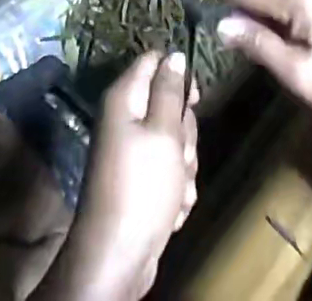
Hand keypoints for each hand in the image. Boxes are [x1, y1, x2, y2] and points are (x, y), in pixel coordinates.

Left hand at [41, 52, 198, 300]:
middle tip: (179, 151)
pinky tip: (173, 206)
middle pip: (168, 103)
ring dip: (184, 163)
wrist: (118, 257)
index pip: (153, 60)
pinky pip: (169, 169)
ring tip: (176, 186)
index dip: (177, 72)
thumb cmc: (142, 187)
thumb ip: (170, 91)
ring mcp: (132, 150)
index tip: (194, 96)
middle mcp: (124, 118)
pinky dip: (176, 186)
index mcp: (124, 98)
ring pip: (174, 139)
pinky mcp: (140, 179)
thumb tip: (174, 54)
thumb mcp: (163, 132)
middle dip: (184, 130)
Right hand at [218, 0, 311, 137]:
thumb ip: (256, 44)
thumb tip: (221, 25)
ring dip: (268, 26)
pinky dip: (284, 24)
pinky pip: (289, 4)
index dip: (232, 17)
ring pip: (273, 0)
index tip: (232, 47)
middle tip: (260, 58)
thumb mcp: (294, 71)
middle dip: (252, 22)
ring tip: (280, 57)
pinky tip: (296, 50)